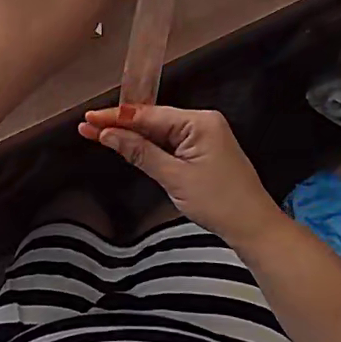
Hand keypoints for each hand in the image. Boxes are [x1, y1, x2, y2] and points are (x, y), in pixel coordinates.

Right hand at [80, 105, 294, 249]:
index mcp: (200, 122)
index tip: (89, 118)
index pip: (148, 115)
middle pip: (152, 119)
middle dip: (119, 124)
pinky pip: (168, 141)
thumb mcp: (174, 177)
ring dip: (130, 135)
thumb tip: (109, 135)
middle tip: (86, 126)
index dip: (116, 117)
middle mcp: (202, 122)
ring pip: (158, 131)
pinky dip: (146, 145)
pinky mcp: (201, 149)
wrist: (254, 227)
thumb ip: (140, 152)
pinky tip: (125, 144)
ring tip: (97, 133)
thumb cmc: (220, 202)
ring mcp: (203, 135)